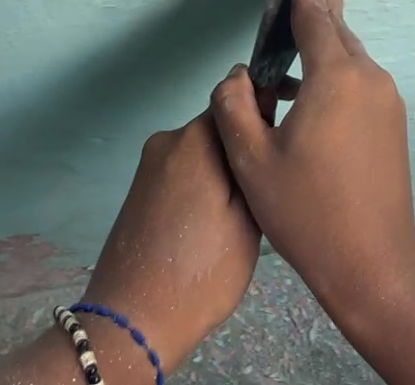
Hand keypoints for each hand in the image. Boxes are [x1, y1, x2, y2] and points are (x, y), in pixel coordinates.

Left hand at [0, 101, 259, 384]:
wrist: (134, 318)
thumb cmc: (203, 268)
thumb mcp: (248, 215)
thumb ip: (252, 160)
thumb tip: (258, 122)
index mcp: (196, 137)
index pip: (238, 96)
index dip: (263, 112)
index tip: (280, 143)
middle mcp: (168, 139)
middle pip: (218, 127)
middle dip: (241, 150)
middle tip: (260, 193)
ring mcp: (149, 164)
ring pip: (201, 152)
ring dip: (220, 172)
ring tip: (236, 217)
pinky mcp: (140, 188)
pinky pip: (182, 172)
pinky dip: (199, 188)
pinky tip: (209, 226)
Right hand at [209, 0, 414, 384]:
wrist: (374, 263)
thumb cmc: (308, 213)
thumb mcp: (253, 162)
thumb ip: (236, 106)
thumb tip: (237, 74)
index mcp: (334, 78)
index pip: (318, 14)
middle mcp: (367, 78)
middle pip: (338, 29)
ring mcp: (386, 100)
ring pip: (349, 56)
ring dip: (328, 37)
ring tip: (308, 22)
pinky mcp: (392, 121)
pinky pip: (358, 79)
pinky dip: (335, 68)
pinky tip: (313, 86)